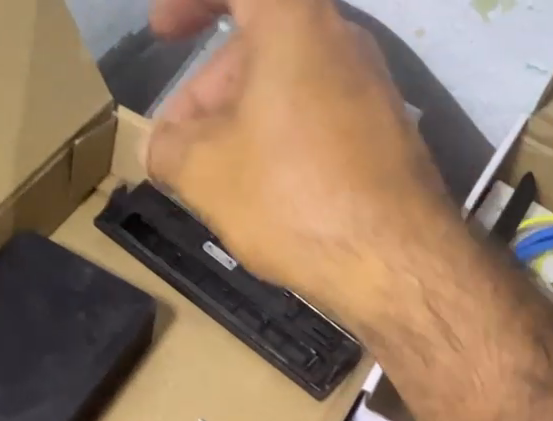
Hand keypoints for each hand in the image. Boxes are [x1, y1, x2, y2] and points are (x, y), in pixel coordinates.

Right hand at [145, 0, 465, 332]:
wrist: (393, 262)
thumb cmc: (292, 198)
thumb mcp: (206, 173)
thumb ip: (168, 148)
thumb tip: (159, 148)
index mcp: (295, 23)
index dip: (189, 2)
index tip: (162, 34)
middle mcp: (343, 41)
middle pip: (262, 43)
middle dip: (209, 89)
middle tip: (180, 145)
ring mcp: (372, 90)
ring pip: (290, 87)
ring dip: (243, 122)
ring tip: (217, 180)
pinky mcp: (386, 138)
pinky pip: (319, 120)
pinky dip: (282, 143)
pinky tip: (267, 197)